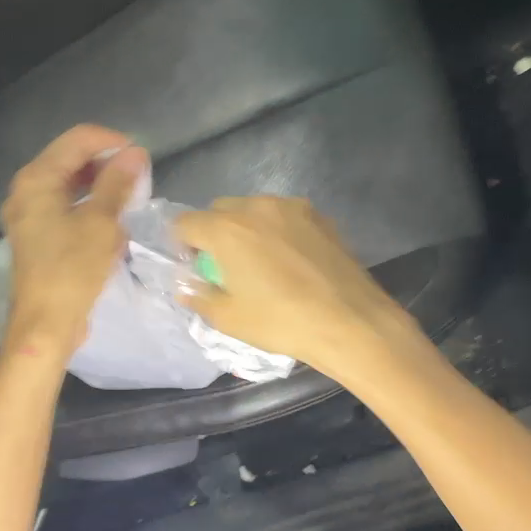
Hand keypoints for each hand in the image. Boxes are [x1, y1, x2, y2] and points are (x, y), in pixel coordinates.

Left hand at [0, 124, 148, 359]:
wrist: (45, 325)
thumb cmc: (72, 270)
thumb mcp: (101, 223)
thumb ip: (117, 183)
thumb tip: (136, 153)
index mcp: (36, 179)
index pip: (78, 139)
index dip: (112, 142)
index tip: (142, 159)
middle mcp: (26, 192)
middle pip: (71, 162)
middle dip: (106, 168)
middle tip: (138, 183)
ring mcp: (29, 218)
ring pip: (70, 189)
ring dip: (100, 192)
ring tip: (129, 205)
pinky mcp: (37, 240)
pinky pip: (66, 213)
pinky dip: (89, 213)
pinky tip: (111, 229)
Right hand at [175, 196, 417, 374]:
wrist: (348, 321)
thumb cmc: (281, 322)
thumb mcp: (229, 319)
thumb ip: (199, 297)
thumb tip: (185, 286)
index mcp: (226, 231)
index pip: (185, 223)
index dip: (182, 245)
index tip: (194, 269)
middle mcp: (256, 208)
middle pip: (219, 210)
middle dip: (214, 234)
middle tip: (224, 268)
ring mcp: (291, 208)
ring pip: (254, 210)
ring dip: (246, 230)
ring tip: (260, 264)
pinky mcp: (319, 217)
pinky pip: (284, 217)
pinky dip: (276, 232)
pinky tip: (290, 263)